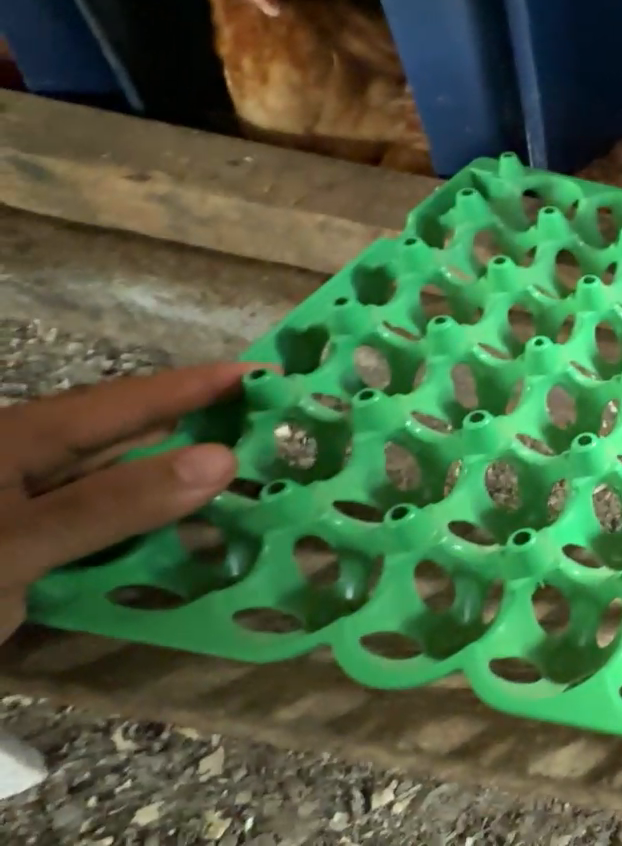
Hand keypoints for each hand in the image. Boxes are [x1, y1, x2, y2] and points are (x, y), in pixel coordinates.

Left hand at [0, 364, 249, 643]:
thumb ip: (114, 502)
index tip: (277, 373)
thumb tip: (226, 457)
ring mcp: (29, 513)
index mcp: (18, 443)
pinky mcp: (29, 553)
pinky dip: (163, 529)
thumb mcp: (7, 548)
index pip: (131, 401)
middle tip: (289, 428)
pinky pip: (114, 528)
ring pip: (129, 485)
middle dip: (211, 429)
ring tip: (267, 480)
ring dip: (194, 484)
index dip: (203, 385)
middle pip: (136, 437)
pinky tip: (203, 539)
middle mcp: (28, 468)